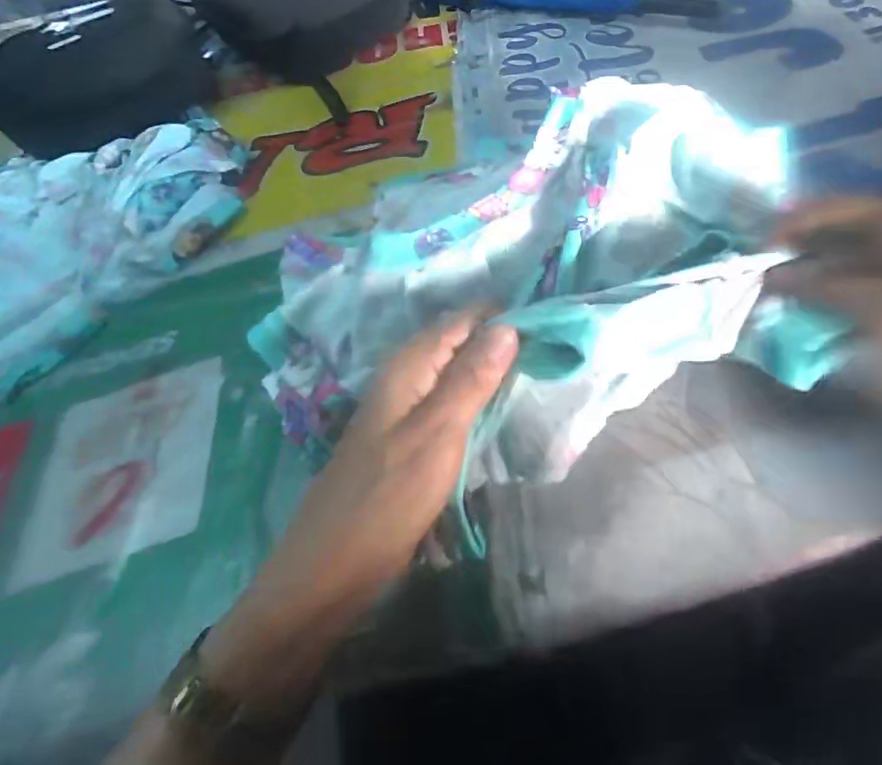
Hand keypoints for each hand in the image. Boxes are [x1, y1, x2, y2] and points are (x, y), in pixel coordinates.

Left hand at [199, 313, 517, 714]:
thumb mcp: (436, 435)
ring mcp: (401, 412)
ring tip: (536, 366)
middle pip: (455, 343)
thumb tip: (507, 326)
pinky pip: (445, 404)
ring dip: (488, 368)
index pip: (459, 320)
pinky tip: (497, 409)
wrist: (329, 568)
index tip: (548, 314)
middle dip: (498, 337)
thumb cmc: (386, 498)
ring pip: (451, 374)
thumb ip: (470, 379)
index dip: (500, 313)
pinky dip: (473, 399)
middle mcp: (401, 380)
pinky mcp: (404, 442)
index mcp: (406, 368)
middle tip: (552, 341)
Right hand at [770, 198, 881, 451]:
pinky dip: (841, 293)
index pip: (838, 207)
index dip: (794, 224)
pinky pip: (873, 283)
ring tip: (780, 294)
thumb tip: (774, 276)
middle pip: (846, 230)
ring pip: (857, 258)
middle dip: (802, 250)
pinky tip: (818, 312)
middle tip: (763, 274)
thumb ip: (825, 288)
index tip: (757, 249)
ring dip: (818, 274)